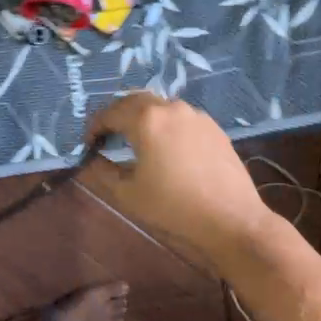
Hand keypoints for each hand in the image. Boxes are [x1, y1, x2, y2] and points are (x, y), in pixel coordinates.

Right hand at [85, 93, 282, 261]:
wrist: (232, 220)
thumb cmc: (174, 207)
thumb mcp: (128, 194)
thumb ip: (102, 171)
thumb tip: (90, 159)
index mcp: (146, 120)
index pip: (110, 112)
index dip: (94, 127)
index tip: (88, 144)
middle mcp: (170, 108)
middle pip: (134, 100)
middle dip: (117, 115)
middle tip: (107, 136)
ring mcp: (195, 115)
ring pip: (160, 106)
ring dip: (142, 117)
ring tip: (135, 140)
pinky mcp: (213, 127)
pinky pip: (180, 117)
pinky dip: (165, 124)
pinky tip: (166, 147)